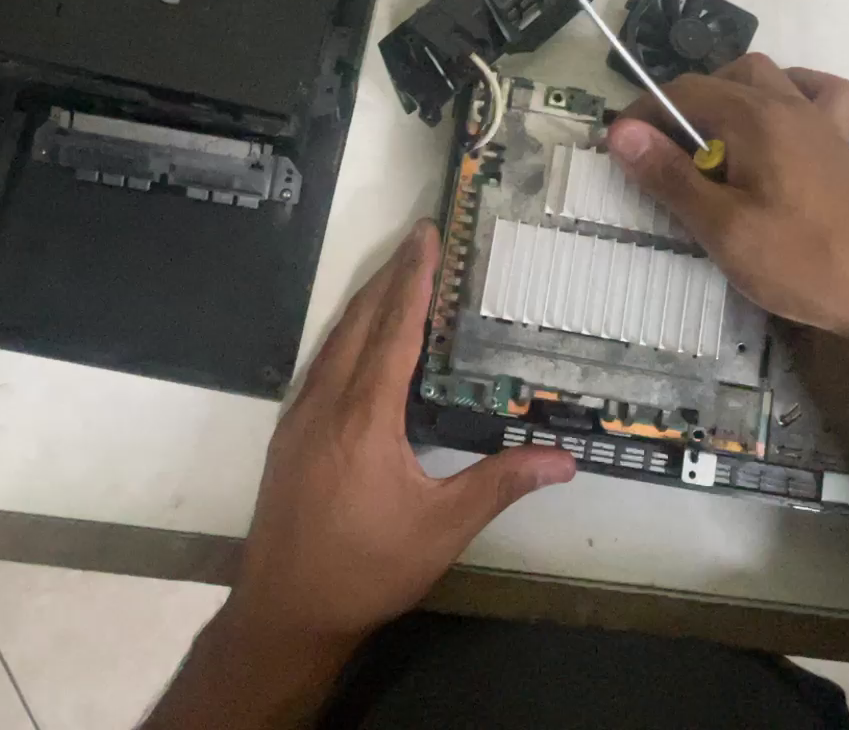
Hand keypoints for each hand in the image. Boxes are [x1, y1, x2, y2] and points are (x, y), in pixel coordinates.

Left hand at [225, 219, 576, 641]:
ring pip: (335, 338)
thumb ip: (500, 484)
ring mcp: (301, 413)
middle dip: (390, 274)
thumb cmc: (366, 570)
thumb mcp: (441, 529)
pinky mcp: (289, 430)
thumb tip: (564, 460)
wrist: (284, 612)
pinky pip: (321, 361)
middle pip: (360, 320)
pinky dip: (347, 332)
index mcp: (365, 417)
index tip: (425, 237)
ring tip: (394, 271)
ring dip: (366, 299)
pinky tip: (360, 334)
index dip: (414, 280)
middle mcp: (327, 401)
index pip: (395, 330)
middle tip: (417, 237)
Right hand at [606, 53, 848, 355]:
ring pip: (768, 78)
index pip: (685, 92)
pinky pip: (817, 96)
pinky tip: (775, 125)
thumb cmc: (803, 263)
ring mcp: (822, 124)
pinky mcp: (841, 147)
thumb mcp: (723, 228)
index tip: (616, 146)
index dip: (643, 112)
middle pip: (724, 77)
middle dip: (682, 104)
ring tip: (709, 139)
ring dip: (729, 95)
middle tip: (659, 152)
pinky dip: (788, 95)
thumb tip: (621, 133)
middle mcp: (791, 106)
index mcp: (758, 119)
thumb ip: (670, 176)